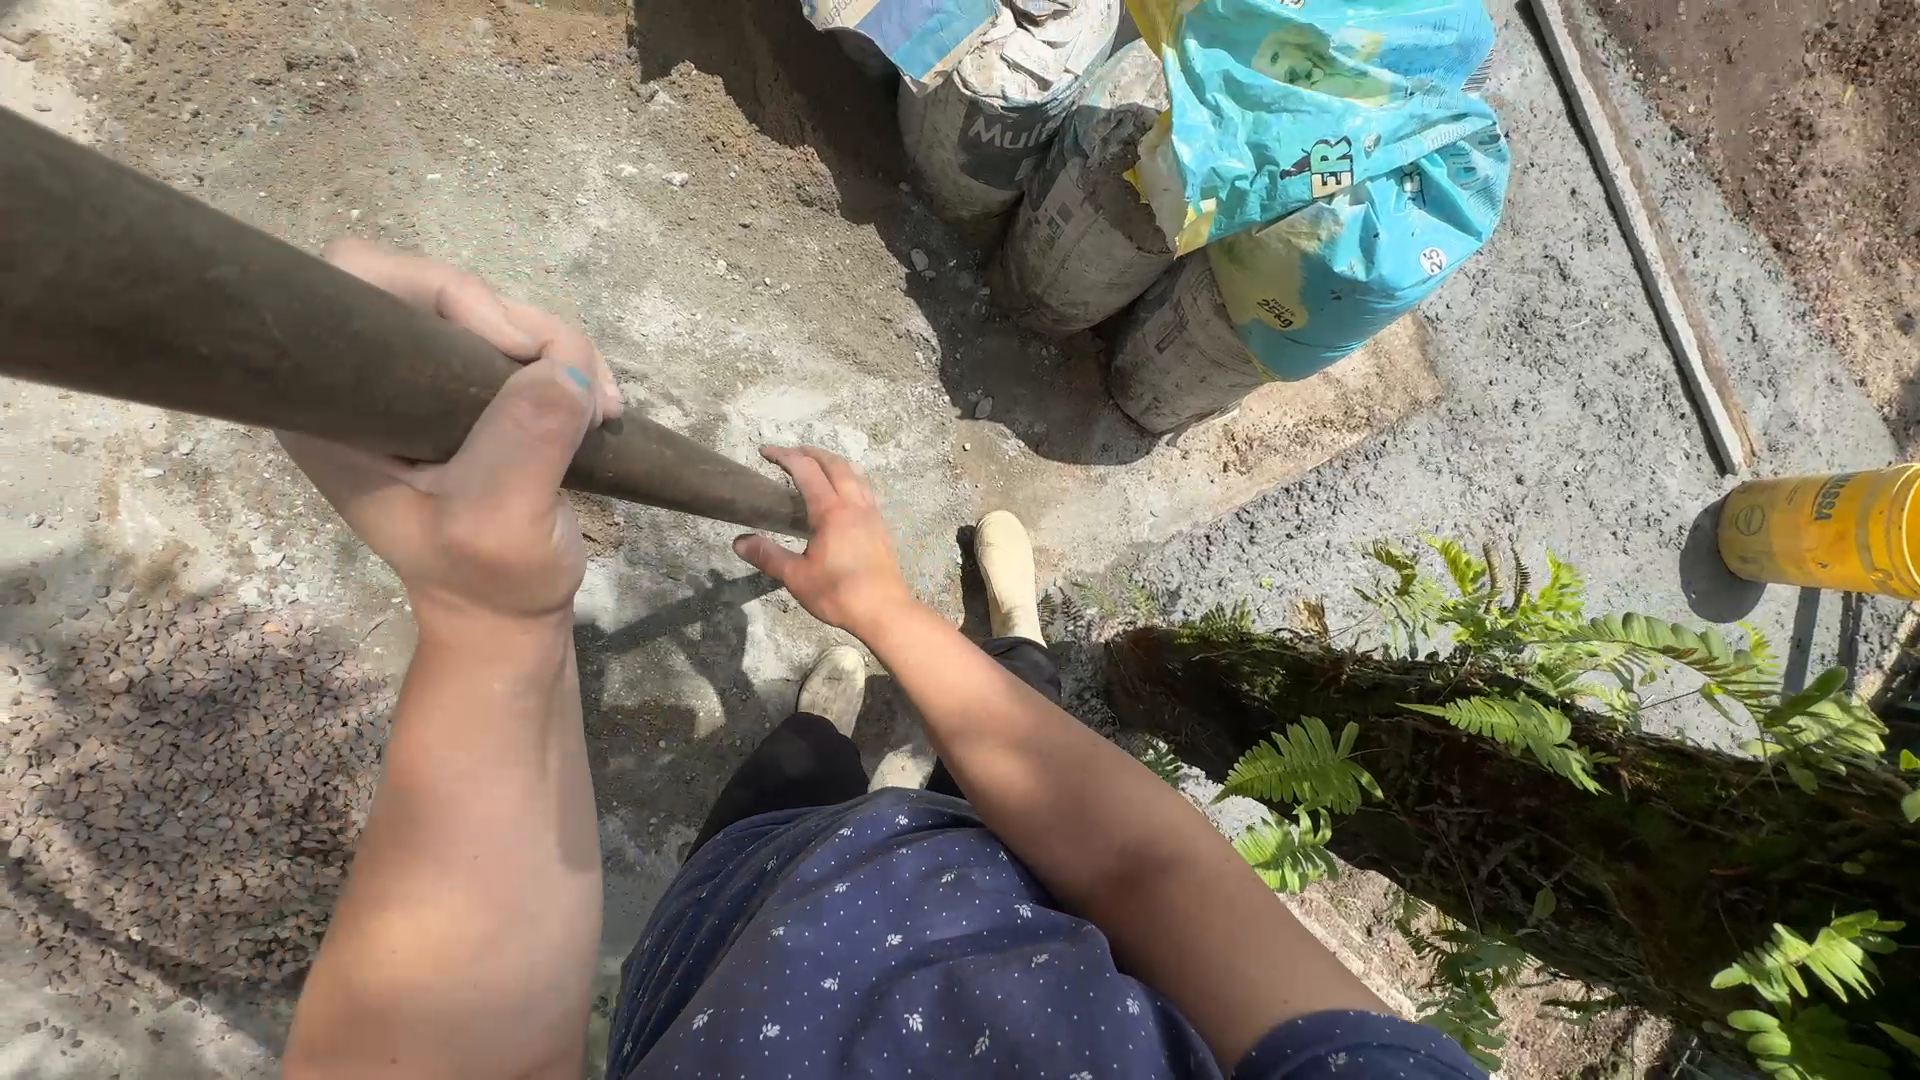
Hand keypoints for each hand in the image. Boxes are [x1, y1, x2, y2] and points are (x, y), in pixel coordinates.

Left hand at [278, 239, 623, 636]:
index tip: (515, 348)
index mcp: (338, 403)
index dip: (442, 291)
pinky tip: (602, 409)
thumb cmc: (489, 580)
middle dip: (530, 329)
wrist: (512, 614)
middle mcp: (378, 381)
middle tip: (587, 390)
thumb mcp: (500, 521)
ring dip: (569, 354)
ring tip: (605, 410)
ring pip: (505, 321)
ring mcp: (435, 389)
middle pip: (450, 294)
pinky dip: (578, 370)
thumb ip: (526, 438)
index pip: (361, 281)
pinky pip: (534, 353)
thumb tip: (568, 367)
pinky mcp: (483, 402)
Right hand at [732, 446, 915, 635]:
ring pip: (855, 474)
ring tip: (817, 464)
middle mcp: (854, 505)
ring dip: (833, 462)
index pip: (806, 470)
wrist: (884, 611)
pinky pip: (865, 489)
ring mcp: (872, 514)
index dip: (785, 456)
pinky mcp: (881, 526)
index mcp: (832, 511)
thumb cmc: (839, 594)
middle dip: (810, 452)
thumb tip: (739, 542)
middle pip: (834, 464)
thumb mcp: (797, 577)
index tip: (766, 452)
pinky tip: (844, 492)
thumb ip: (769, 556)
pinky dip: (850, 478)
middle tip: (789, 452)